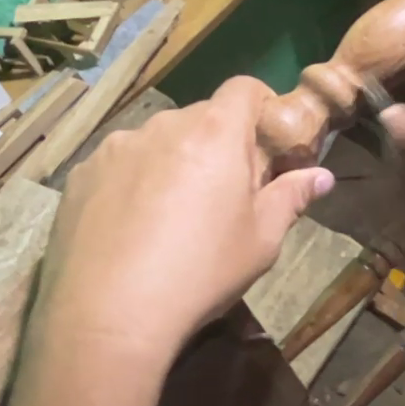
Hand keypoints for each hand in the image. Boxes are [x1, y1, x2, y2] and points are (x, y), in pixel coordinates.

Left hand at [34, 76, 335, 364]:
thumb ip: (292, 198)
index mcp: (215, 132)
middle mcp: (164, 124)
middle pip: (201, 117)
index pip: (244, 88)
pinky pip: (118, 164)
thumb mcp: (261, 241)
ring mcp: (117, 146)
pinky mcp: (81, 173)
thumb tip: (323, 176)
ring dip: (171, 161)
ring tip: (168, 217)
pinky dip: (130, 182)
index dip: (259, 107)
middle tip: (221, 193)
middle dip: (216, 143)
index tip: (263, 144)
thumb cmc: (201, 273)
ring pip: (157, 140)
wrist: (108, 317)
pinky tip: (127, 229)